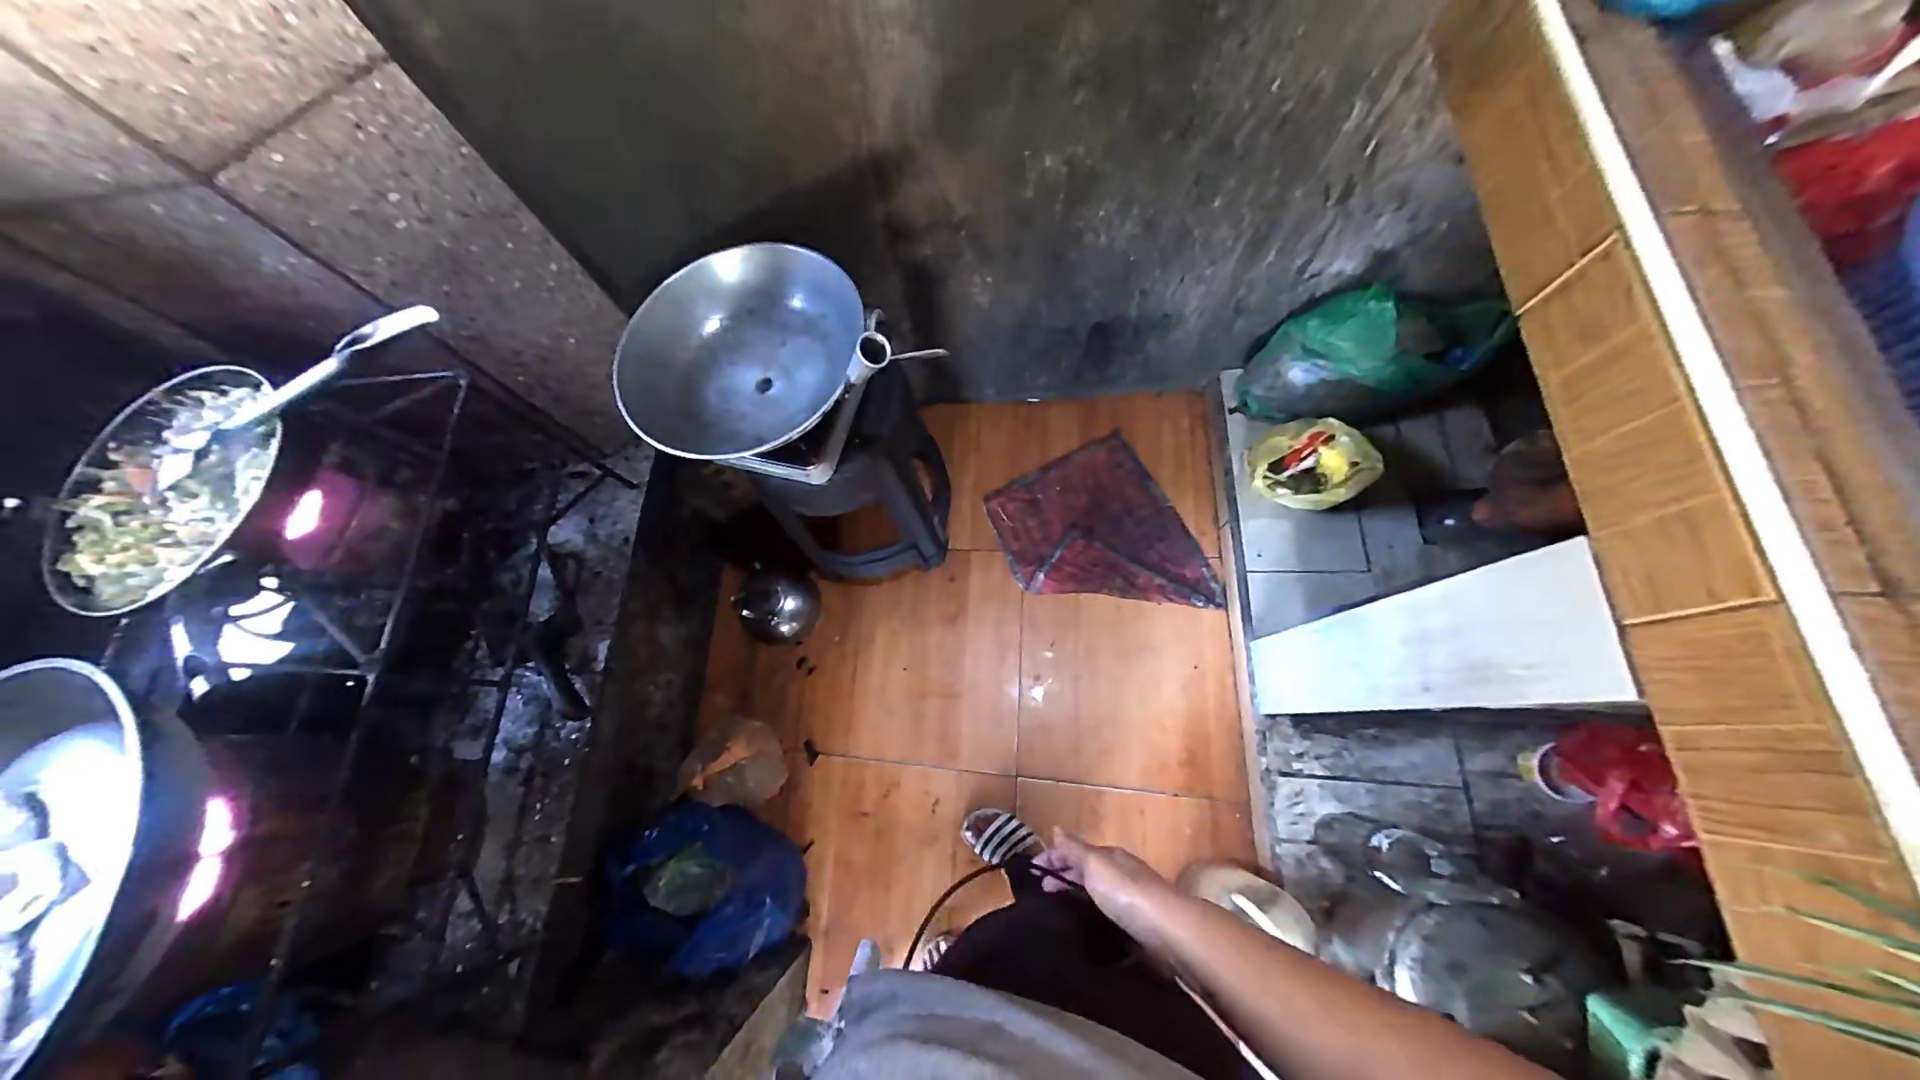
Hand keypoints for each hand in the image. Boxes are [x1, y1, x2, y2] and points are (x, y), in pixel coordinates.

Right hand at [1034, 829, 1180, 952]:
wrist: (1168, 930)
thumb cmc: (1125, 892)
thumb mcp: (1094, 864)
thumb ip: (1074, 849)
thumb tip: (1055, 828)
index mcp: (1110, 856)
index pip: (1075, 850)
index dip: (1053, 857)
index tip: (1032, 873)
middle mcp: (1121, 872)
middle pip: (1087, 869)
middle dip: (1064, 875)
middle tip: (1042, 892)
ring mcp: (1132, 899)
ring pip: (1097, 891)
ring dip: (1078, 895)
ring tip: (1060, 911)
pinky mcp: (1139, 924)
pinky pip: (1108, 912)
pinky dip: (1094, 913)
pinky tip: (1088, 926)